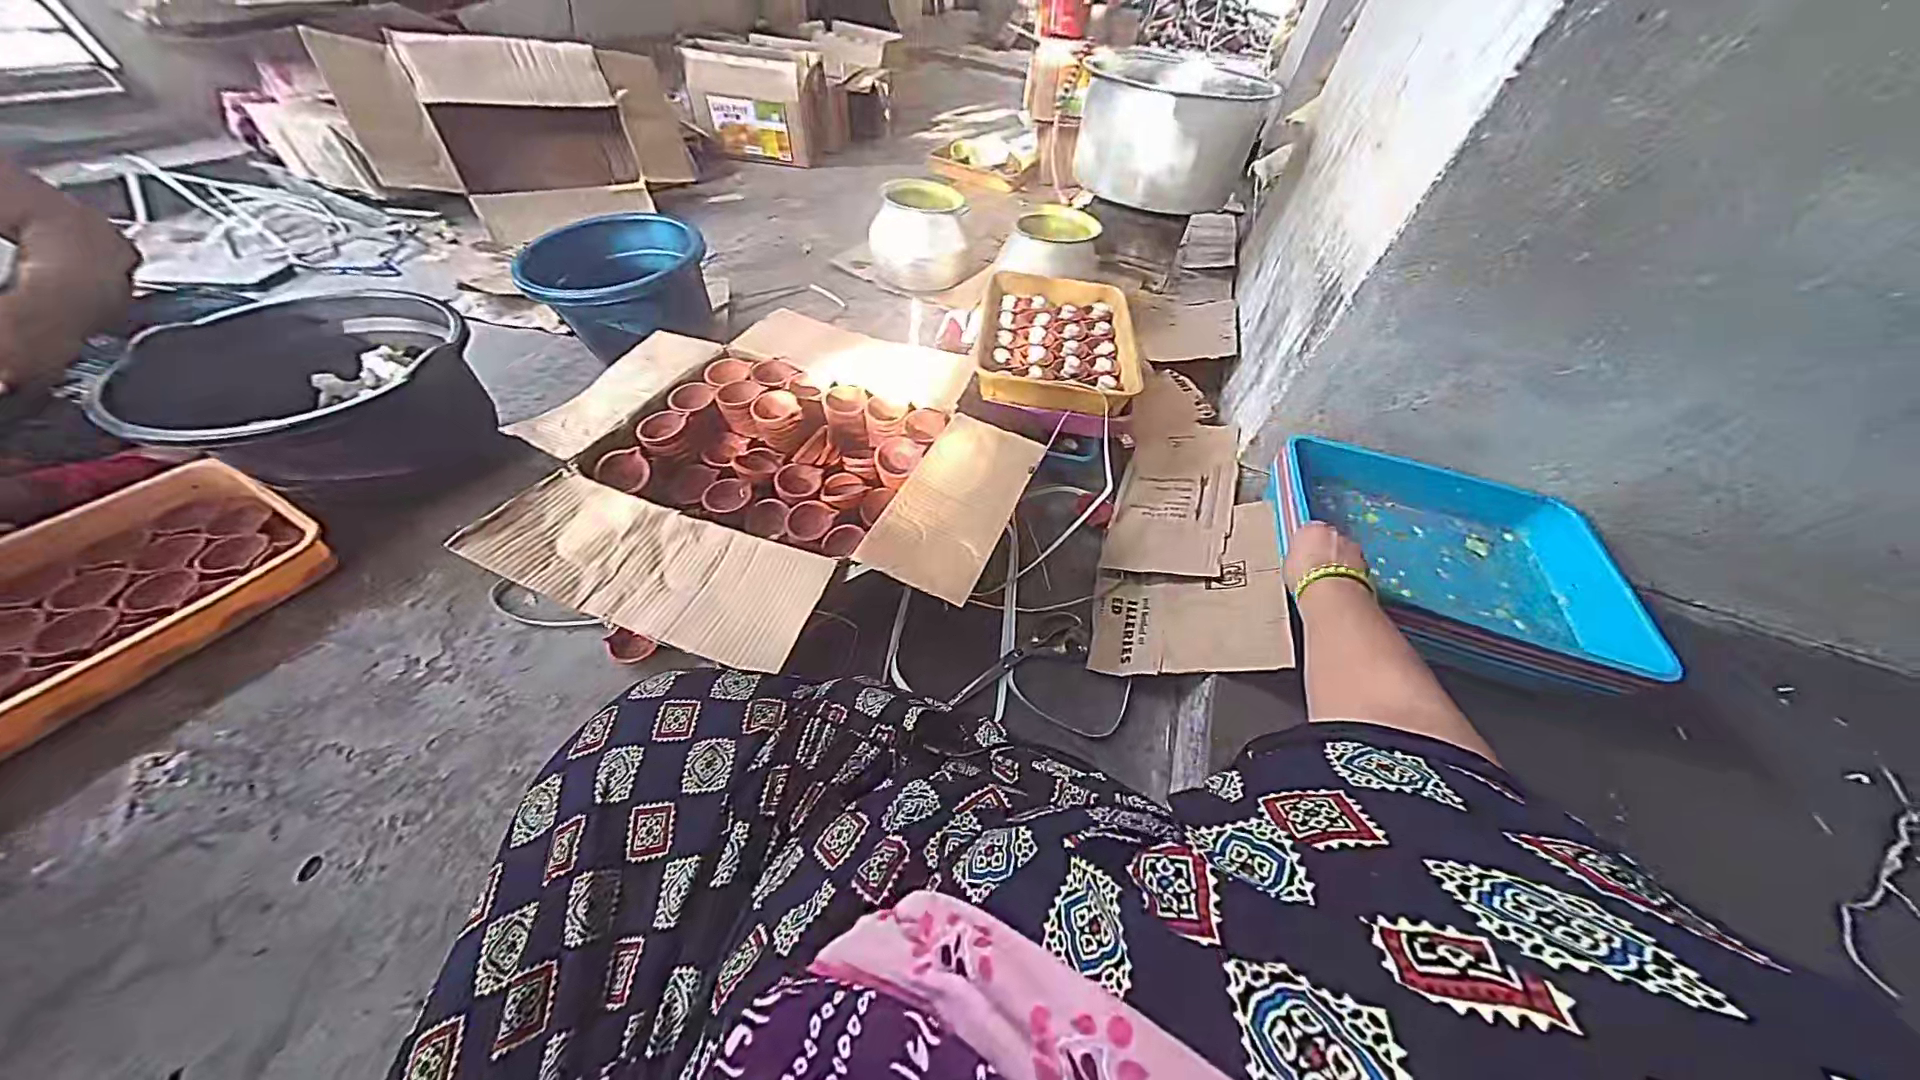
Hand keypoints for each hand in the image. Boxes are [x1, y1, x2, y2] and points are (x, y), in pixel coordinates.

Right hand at [1283, 521, 1369, 594]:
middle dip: (1326, 549)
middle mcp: (1333, 531)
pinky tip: (1342, 582)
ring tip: (1332, 577)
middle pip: (1329, 538)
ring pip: (1344, 550)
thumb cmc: (1302, 575)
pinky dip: (1350, 569)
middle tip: (1319, 566)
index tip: (1304, 556)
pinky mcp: (1365, 559)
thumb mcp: (1290, 564)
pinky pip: (1354, 563)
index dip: (1307, 544)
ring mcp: (1352, 544)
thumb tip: (1303, 559)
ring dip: (1340, 559)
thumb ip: (1298, 556)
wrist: (1331, 590)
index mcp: (1311, 528)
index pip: (1308, 532)